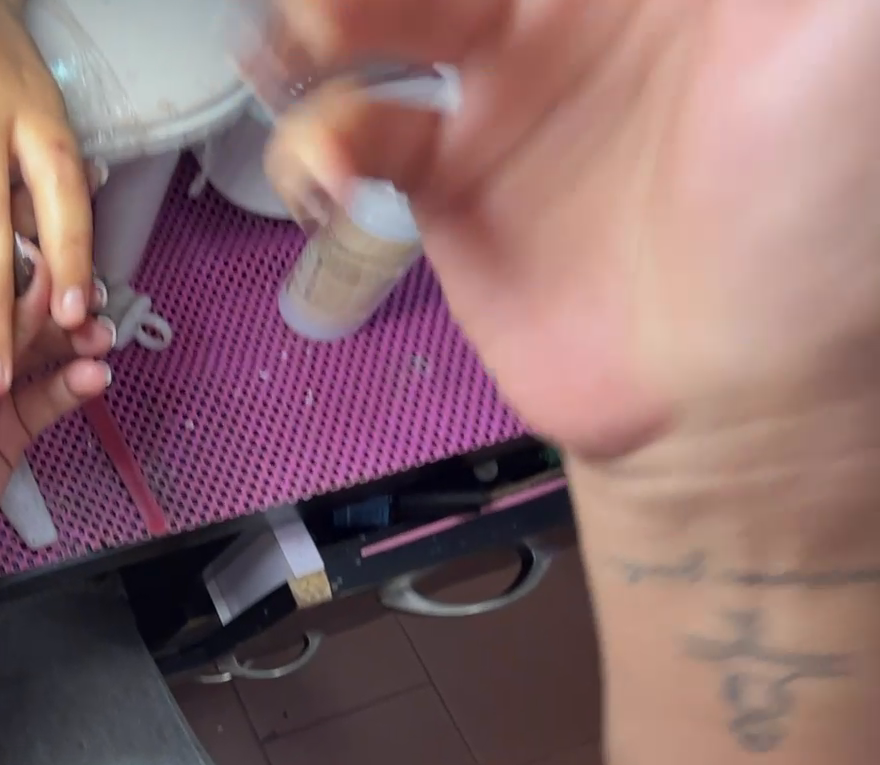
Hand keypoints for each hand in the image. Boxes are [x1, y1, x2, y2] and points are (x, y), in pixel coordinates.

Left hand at [0, 252, 110, 593]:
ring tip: (100, 341)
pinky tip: (92, 378)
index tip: (62, 258)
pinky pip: (44, 399)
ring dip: (70, 344)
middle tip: (92, 303)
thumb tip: (37, 273)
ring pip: (35, 354)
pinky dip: (69, 386)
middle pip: (12, 311)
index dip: (19, 263)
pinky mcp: (4, 431)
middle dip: (55, 303)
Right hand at [262, 0, 879, 479]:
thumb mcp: (835, 33)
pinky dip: (315, 153)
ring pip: (371, 32)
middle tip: (320, 11)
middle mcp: (565, 9)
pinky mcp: (431, 182)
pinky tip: (329, 184)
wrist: (720, 377)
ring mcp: (488, 98)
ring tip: (290, 58)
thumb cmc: (828, 201)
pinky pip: (348, 142)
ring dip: (319, 36)